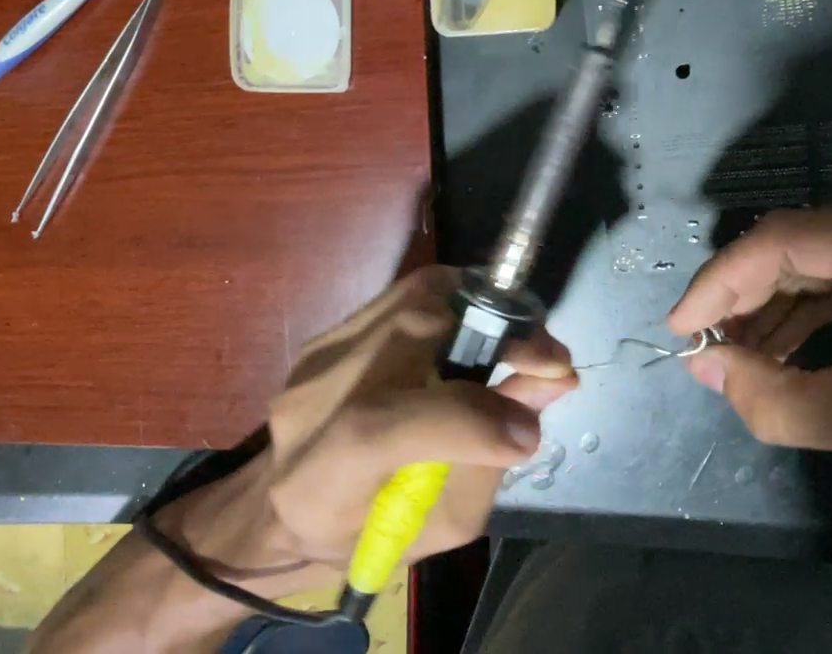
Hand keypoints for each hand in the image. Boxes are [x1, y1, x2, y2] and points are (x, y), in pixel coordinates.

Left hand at [29, 265, 577, 652]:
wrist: (279, 506)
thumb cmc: (364, 534)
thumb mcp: (439, 524)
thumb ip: (491, 459)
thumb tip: (552, 385)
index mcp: (322, 477)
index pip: (380, 427)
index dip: (467, 416)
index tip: (529, 426)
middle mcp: (310, 401)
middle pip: (409, 330)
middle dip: (498, 333)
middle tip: (550, 356)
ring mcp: (318, 355)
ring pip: (414, 296)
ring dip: (484, 308)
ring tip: (522, 339)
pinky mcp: (331, 331)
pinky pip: (406, 296)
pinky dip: (458, 305)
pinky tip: (482, 331)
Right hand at [668, 181, 831, 510]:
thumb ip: (785, 402)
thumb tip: (707, 369)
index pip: (786, 242)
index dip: (721, 283)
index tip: (681, 329)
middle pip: (793, 242)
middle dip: (740, 296)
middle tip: (702, 347)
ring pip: (809, 253)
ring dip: (767, 303)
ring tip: (729, 354)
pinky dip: (802, 304)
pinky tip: (773, 344)